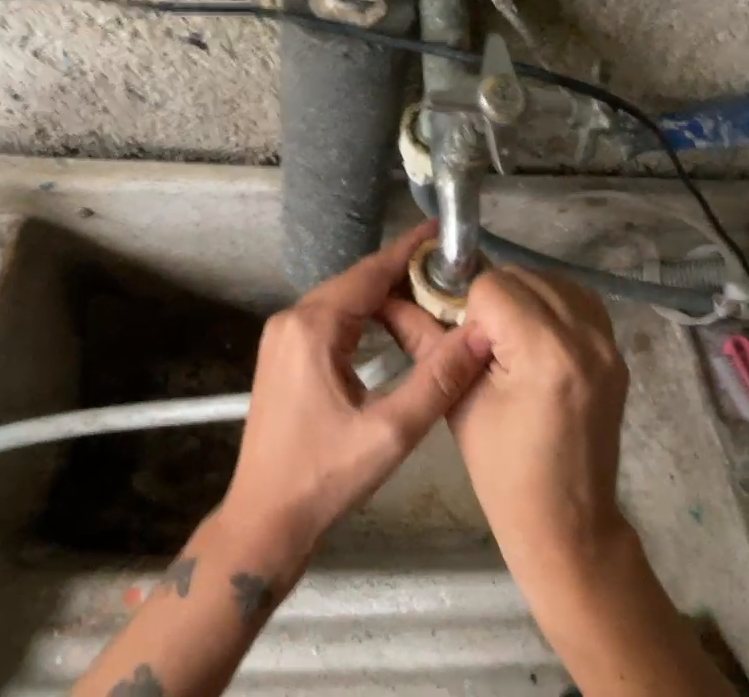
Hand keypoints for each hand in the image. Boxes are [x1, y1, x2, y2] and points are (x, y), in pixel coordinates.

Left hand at [221, 223, 490, 551]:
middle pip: (356, 282)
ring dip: (384, 297)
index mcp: (312, 328)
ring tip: (432, 296)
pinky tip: (394, 328)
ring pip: (343, 301)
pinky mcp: (283, 356)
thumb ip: (439, 380)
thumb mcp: (391, 431)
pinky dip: (364, 317)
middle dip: (402, 275)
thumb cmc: (324, 477)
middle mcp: (291, 321)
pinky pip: (330, 321)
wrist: (266, 517)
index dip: (408, 250)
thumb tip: (482, 335)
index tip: (440, 231)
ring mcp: (282, 338)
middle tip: (451, 274)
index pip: (369, 273)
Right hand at [446, 266, 630, 571]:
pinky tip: (533, 338)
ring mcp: (608, 344)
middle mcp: (586, 338)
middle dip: (493, 301)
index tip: (462, 344)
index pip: (493, 286)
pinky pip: (579, 301)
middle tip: (480, 346)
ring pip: (552, 282)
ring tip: (507, 343)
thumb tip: (390, 298)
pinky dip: (551, 306)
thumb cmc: (503, 472)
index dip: (468, 310)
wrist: (566, 522)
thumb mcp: (459, 403)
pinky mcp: (616, 353)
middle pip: (522, 278)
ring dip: (522, 298)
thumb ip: (429, 341)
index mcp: (547, 353)